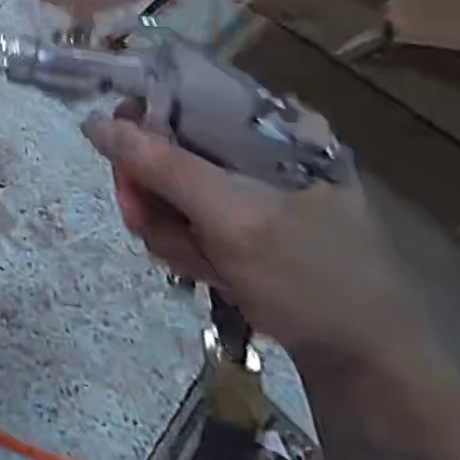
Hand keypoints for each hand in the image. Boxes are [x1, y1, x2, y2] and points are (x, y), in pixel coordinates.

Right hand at [83, 114, 431, 366]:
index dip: (141, 125)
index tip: (129, 169)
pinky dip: (180, 240)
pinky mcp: (239, 215)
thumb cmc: (311, 280)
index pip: (181, 94)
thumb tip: (93, 123)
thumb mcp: (232, 219)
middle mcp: (256, 142)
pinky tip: (203, 266)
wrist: (365, 364)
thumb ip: (162, 166)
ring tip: (192, 258)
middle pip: (165, 141)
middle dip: (151, 191)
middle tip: (147, 222)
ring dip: (163, 223)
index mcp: (271, 123)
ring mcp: (247, 182)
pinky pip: (180, 211)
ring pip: (166, 181)